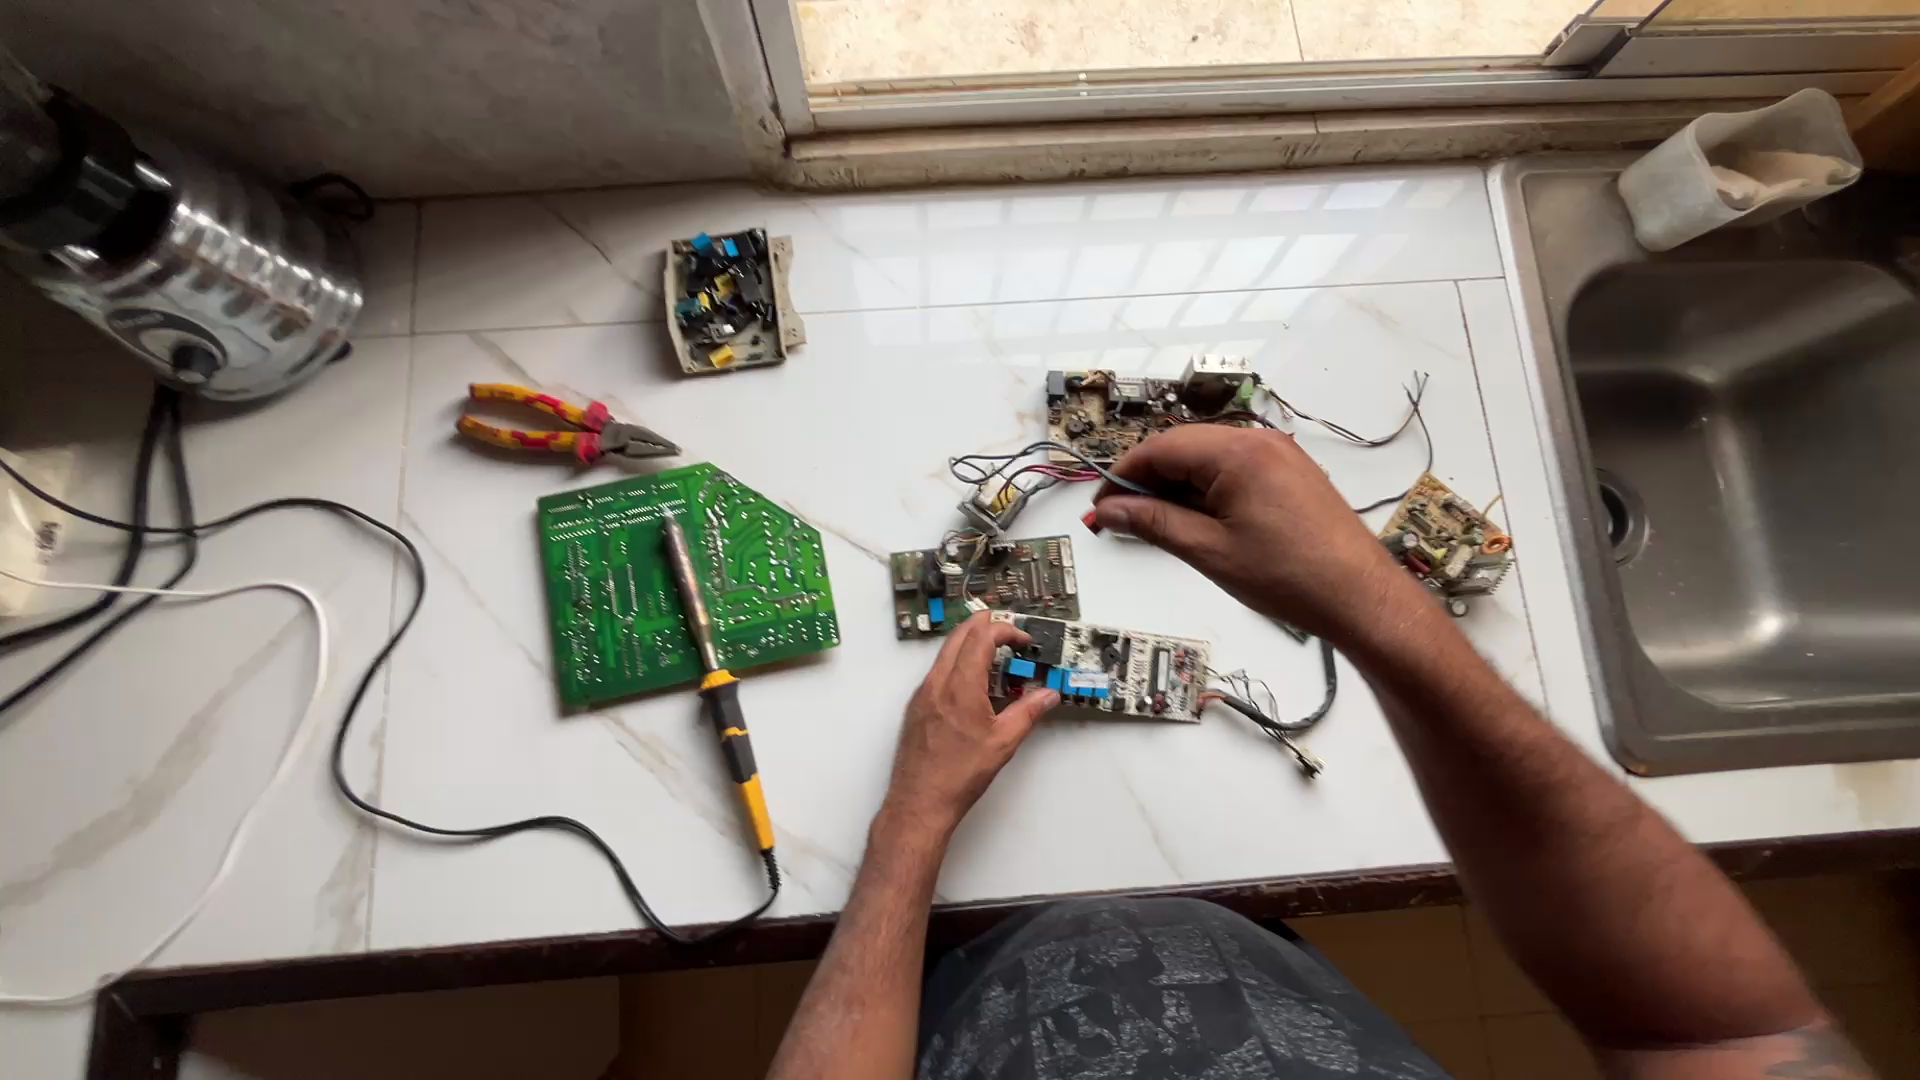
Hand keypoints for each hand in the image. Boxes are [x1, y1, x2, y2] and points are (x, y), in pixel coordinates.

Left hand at [882, 614, 1059, 839]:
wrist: (920, 801)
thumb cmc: (959, 775)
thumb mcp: (1004, 742)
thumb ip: (1029, 712)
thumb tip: (1048, 695)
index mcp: (960, 686)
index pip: (980, 638)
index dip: (1004, 630)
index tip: (1021, 639)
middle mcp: (937, 683)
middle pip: (958, 636)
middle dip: (983, 625)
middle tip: (1005, 628)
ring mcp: (923, 693)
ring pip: (945, 652)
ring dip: (969, 643)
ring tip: (992, 651)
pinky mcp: (917, 705)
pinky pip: (937, 670)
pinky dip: (956, 662)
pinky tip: (971, 680)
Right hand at [1091, 425, 1414, 642]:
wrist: (1360, 598)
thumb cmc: (1286, 576)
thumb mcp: (1208, 550)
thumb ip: (1152, 522)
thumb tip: (1107, 511)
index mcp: (1237, 452)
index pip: (1160, 448)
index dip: (1122, 476)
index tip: (1099, 508)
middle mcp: (1258, 440)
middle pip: (1181, 449)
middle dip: (1145, 482)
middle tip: (1119, 520)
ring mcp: (1277, 455)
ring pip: (1205, 460)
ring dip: (1173, 488)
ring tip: (1152, 526)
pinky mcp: (1287, 473)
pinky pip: (1231, 471)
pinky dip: (1203, 492)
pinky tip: (1191, 521)